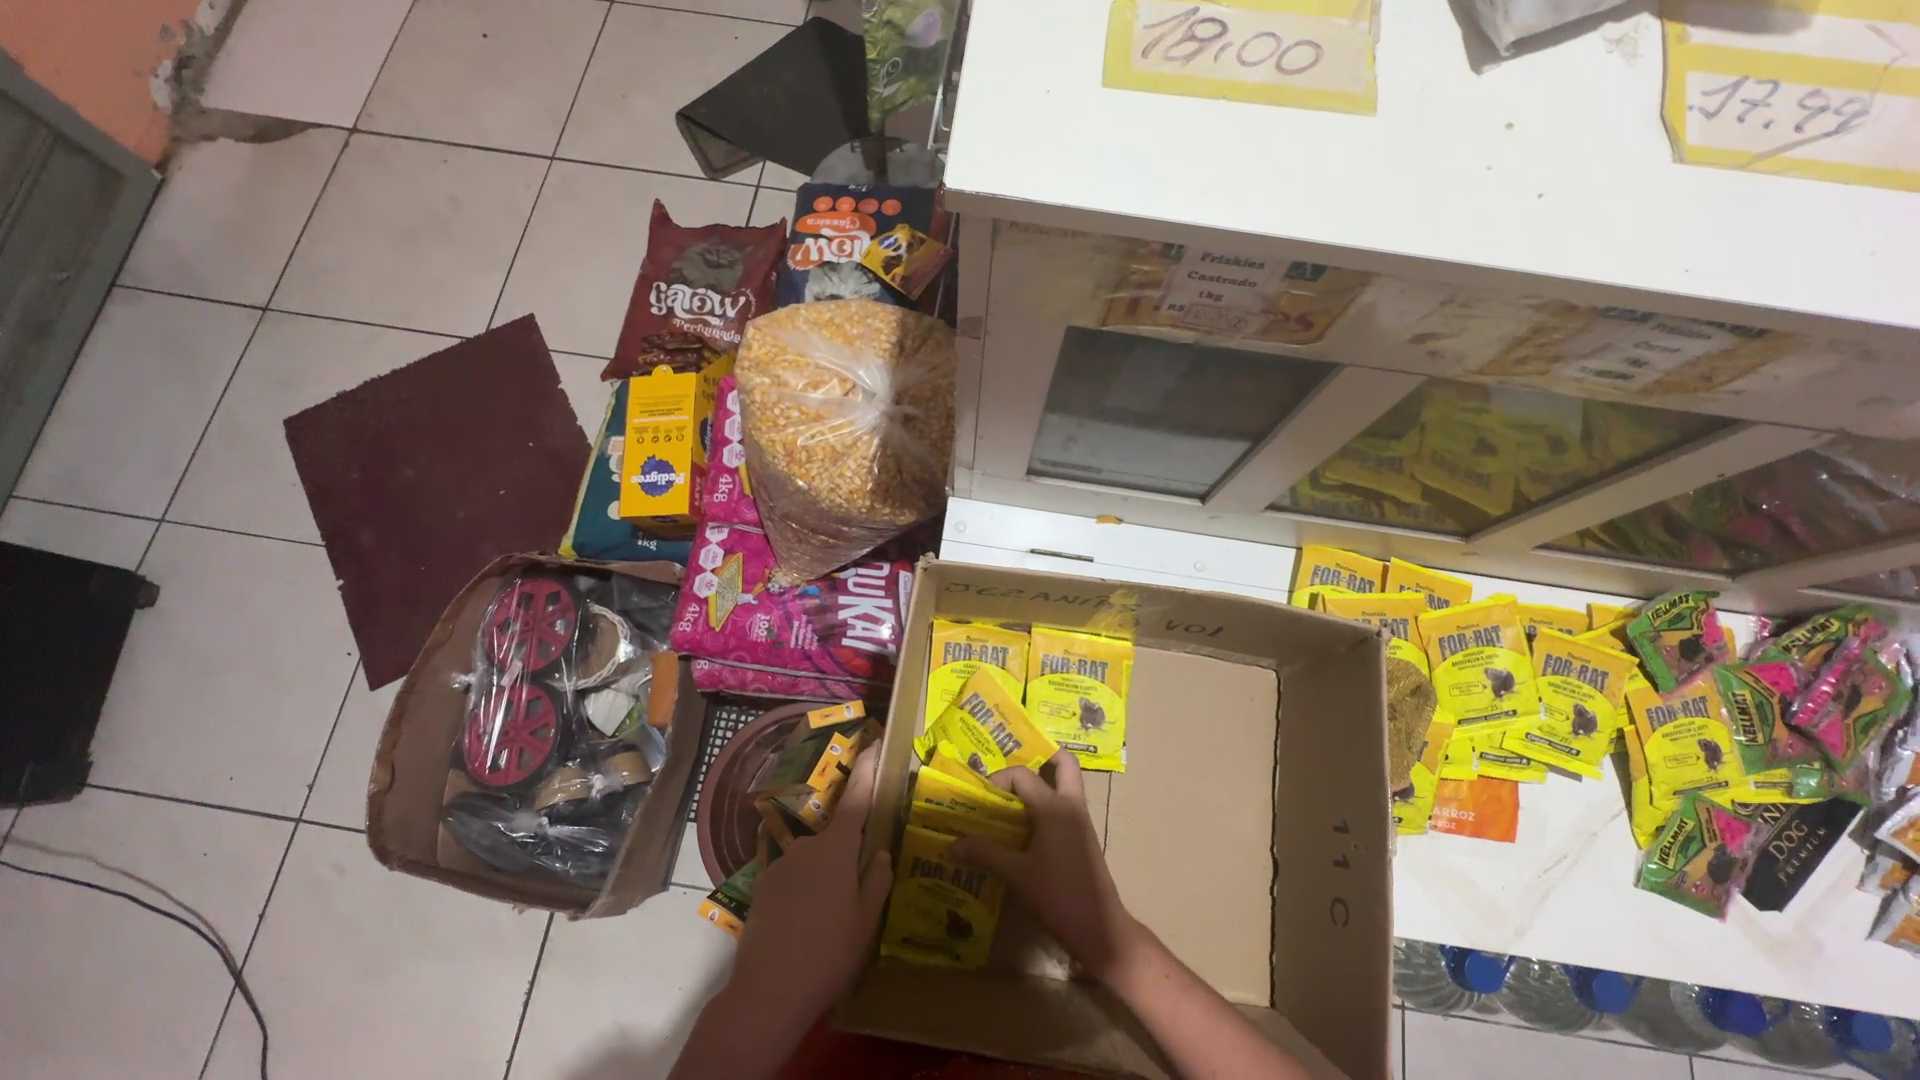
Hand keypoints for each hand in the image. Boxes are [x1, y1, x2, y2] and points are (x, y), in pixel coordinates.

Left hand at [727, 745, 892, 1022]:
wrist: (768, 991)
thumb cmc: (829, 953)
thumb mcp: (866, 920)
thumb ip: (876, 880)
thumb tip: (878, 852)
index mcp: (836, 850)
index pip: (857, 799)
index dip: (867, 770)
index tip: (874, 742)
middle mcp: (806, 847)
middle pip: (834, 835)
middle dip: (848, 851)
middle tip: (859, 886)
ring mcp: (780, 865)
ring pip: (812, 859)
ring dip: (824, 876)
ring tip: (831, 916)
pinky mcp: (762, 886)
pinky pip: (792, 876)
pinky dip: (804, 890)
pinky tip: (807, 922)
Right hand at [948, 750, 1142, 982]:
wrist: (1098, 927)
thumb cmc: (1058, 895)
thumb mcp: (1016, 874)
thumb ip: (984, 854)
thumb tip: (951, 846)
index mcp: (1055, 807)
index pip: (1022, 775)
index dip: (998, 779)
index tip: (979, 798)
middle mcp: (1071, 805)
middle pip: (1064, 763)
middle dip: (1041, 758)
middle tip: (1012, 774)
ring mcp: (1081, 821)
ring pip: (1067, 784)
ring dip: (1043, 782)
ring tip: (1011, 799)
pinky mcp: (1083, 837)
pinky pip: (1066, 806)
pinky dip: (1046, 805)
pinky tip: (1024, 827)